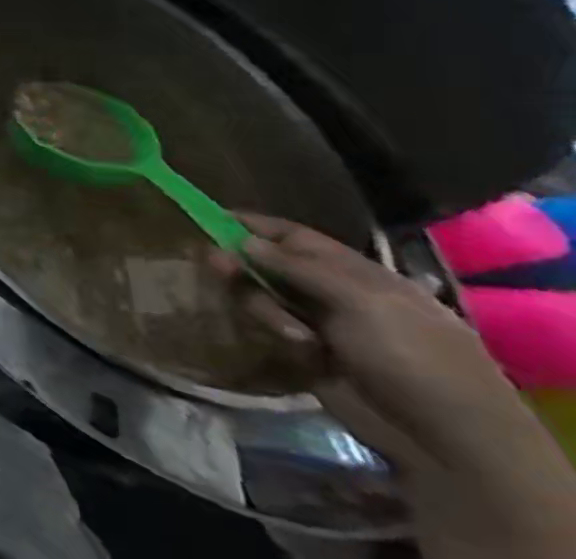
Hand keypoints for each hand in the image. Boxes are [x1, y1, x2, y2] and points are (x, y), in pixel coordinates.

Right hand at [210, 214, 523, 468]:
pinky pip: (269, 326)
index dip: (252, 225)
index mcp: (354, 271)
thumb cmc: (413, 355)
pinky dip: (274, 331)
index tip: (208, 217)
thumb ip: (297, 267)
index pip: (292, 236)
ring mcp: (318, 322)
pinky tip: (297, 348)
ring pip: (262, 295)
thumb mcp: (361, 301)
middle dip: (241, 263)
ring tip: (291, 333)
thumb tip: (242, 239)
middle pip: (267, 263)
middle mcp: (331, 291)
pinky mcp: (304, 351)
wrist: (445, 436)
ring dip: (263, 306)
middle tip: (216, 267)